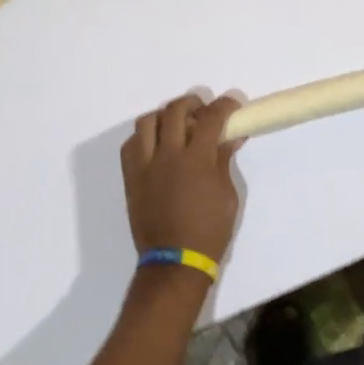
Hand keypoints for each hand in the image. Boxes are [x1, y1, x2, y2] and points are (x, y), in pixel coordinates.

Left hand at [120, 93, 244, 260]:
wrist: (175, 261)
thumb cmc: (209, 231)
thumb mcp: (227, 195)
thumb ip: (224, 160)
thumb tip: (230, 137)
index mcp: (197, 160)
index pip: (211, 118)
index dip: (224, 105)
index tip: (232, 104)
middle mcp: (168, 155)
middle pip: (176, 111)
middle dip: (193, 103)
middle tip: (203, 110)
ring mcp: (145, 164)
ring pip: (148, 121)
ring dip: (165, 116)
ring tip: (176, 124)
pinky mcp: (131, 176)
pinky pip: (131, 144)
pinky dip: (145, 136)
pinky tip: (157, 145)